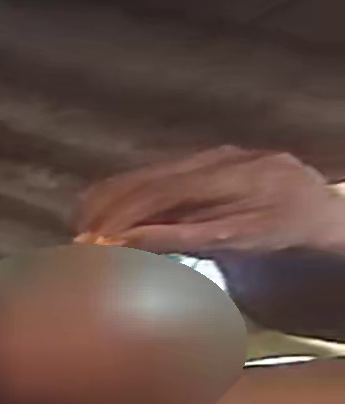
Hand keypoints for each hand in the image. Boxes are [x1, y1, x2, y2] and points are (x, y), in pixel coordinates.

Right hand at [74, 147, 344, 253]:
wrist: (321, 211)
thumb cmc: (280, 231)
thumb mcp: (232, 240)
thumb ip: (173, 239)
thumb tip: (111, 242)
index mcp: (231, 175)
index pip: (155, 192)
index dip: (115, 219)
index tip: (88, 245)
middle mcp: (211, 158)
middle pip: (132, 182)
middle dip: (98, 214)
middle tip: (81, 244)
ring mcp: (197, 158)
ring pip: (125, 179)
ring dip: (97, 209)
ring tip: (90, 236)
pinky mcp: (187, 164)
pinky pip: (132, 180)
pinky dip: (109, 203)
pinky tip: (108, 223)